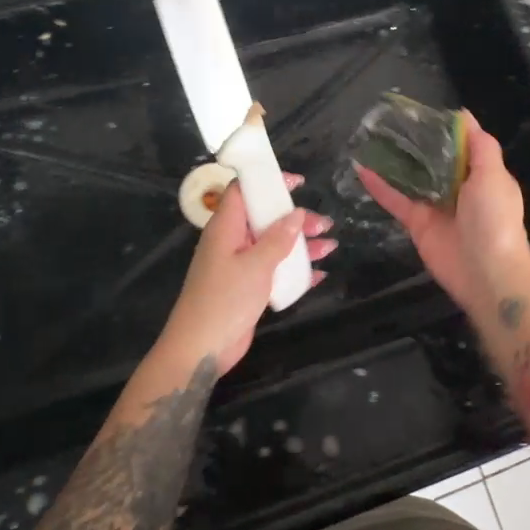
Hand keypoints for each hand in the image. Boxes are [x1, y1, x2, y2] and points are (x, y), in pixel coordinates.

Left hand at [155, 176, 336, 375]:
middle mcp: (231, 241)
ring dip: (300, 244)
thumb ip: (277, 239)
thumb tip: (296, 214)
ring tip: (330, 245)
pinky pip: (274, 270)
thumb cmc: (224, 300)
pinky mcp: (246, 288)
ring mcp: (238, 265)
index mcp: (226, 227)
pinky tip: (319, 273)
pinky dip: (294, 270)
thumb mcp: (255, 266)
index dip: (267, 181)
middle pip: (264, 218)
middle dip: (294, 218)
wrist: (200, 349)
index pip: (243, 191)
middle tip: (323, 223)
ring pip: (272, 245)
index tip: (297, 182)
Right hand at [356, 110, 529, 312]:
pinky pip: (396, 201)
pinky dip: (379, 187)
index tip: (421, 110)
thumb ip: (479, 145)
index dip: (443, 128)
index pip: (461, 145)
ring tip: (371, 138)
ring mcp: (436, 206)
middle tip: (389, 120)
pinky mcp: (417, 223)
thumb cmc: (495, 218)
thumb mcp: (494, 174)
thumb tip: (464, 115)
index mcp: (481, 175)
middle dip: (415, 142)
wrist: (487, 273)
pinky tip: (361, 169)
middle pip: (433, 160)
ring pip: (412, 178)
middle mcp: (458, 188)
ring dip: (394, 162)